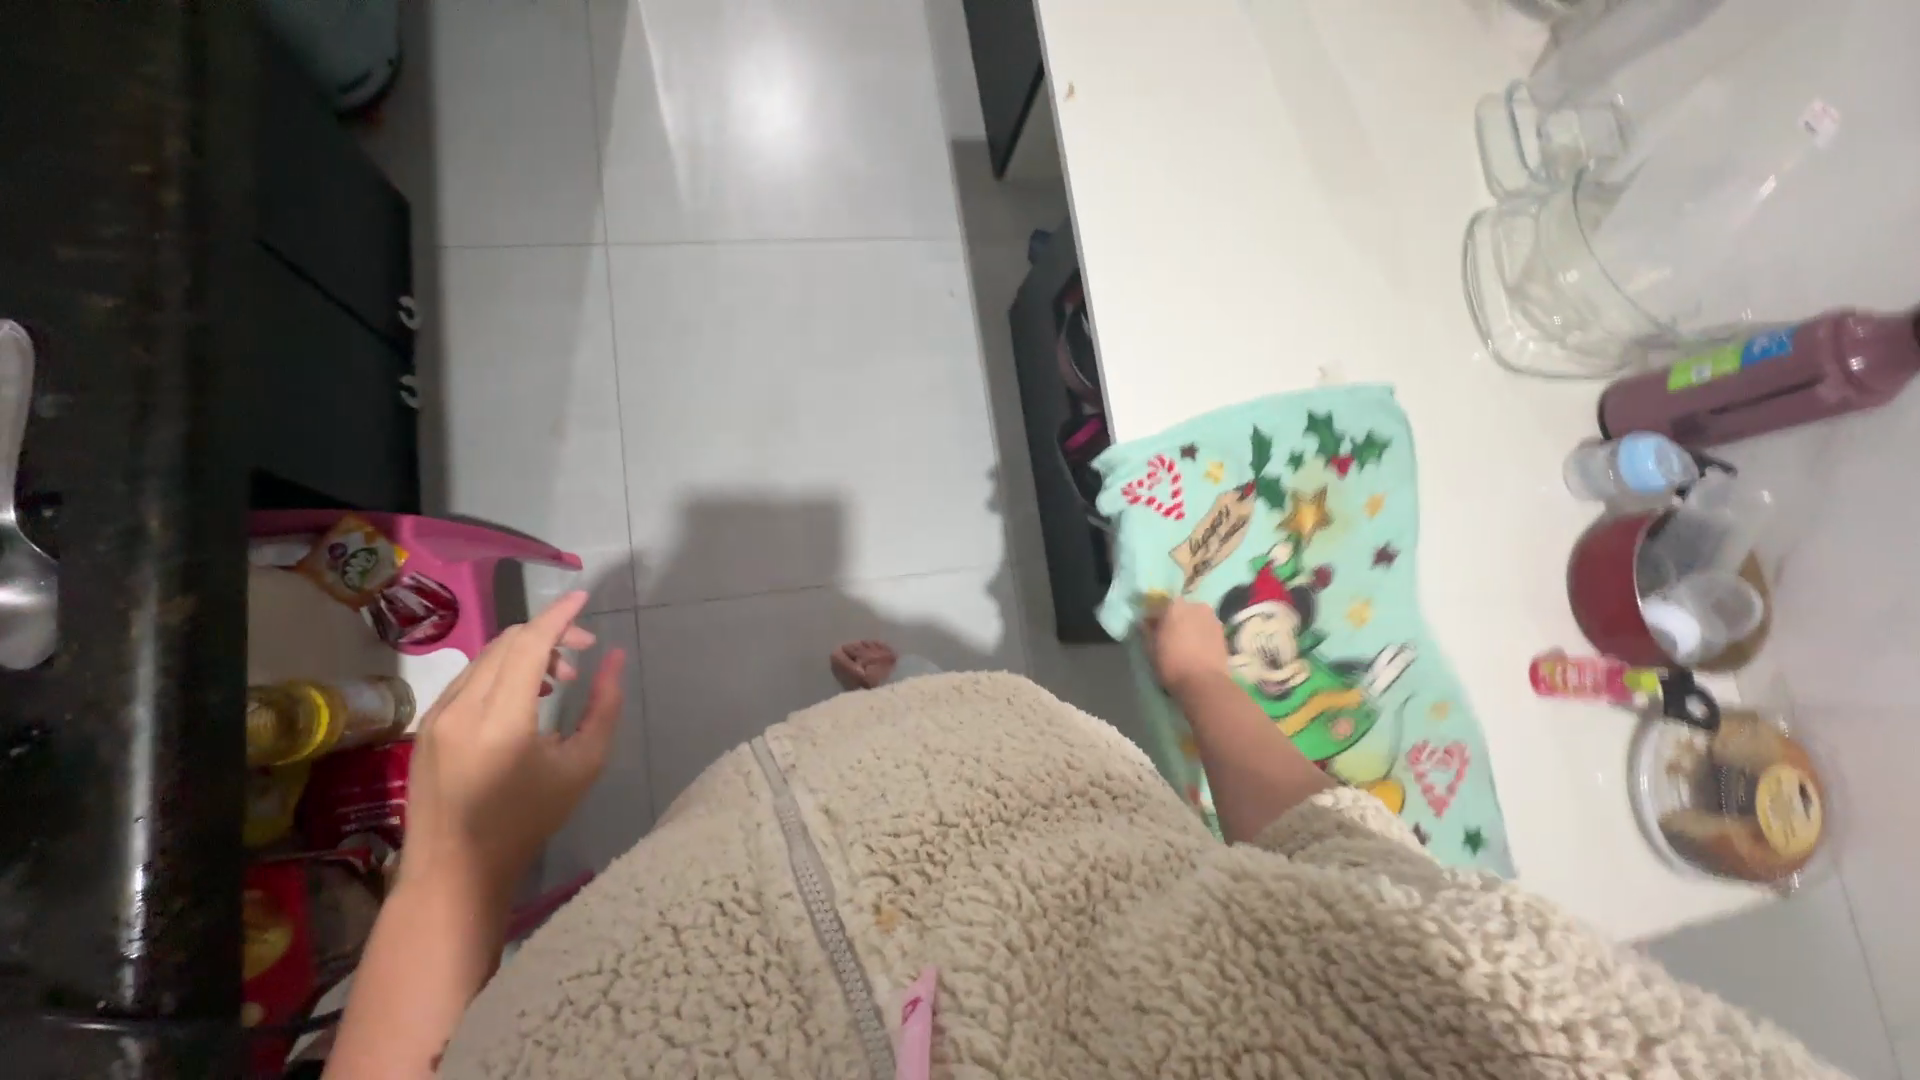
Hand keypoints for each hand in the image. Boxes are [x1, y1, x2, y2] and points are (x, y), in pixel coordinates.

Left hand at [401, 591, 625, 904]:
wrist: (454, 870)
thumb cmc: (527, 820)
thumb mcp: (582, 765)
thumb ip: (604, 707)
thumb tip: (614, 659)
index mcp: (501, 717)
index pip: (529, 643)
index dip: (559, 615)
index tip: (584, 598)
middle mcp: (461, 706)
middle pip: (506, 642)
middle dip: (548, 633)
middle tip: (584, 652)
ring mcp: (437, 715)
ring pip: (485, 657)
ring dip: (525, 652)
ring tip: (559, 678)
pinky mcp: (427, 726)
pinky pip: (469, 678)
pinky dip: (502, 671)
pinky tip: (523, 697)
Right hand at [1146, 599, 1231, 694]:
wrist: (1204, 682)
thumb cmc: (1171, 663)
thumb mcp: (1150, 648)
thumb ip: (1147, 631)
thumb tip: (1145, 623)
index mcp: (1174, 606)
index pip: (1159, 606)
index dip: (1154, 618)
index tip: (1150, 629)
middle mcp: (1195, 605)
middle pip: (1180, 609)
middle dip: (1173, 619)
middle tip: (1168, 636)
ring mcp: (1212, 617)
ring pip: (1195, 617)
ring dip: (1189, 625)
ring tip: (1184, 643)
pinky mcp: (1223, 631)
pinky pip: (1206, 627)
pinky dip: (1200, 633)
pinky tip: (1197, 647)